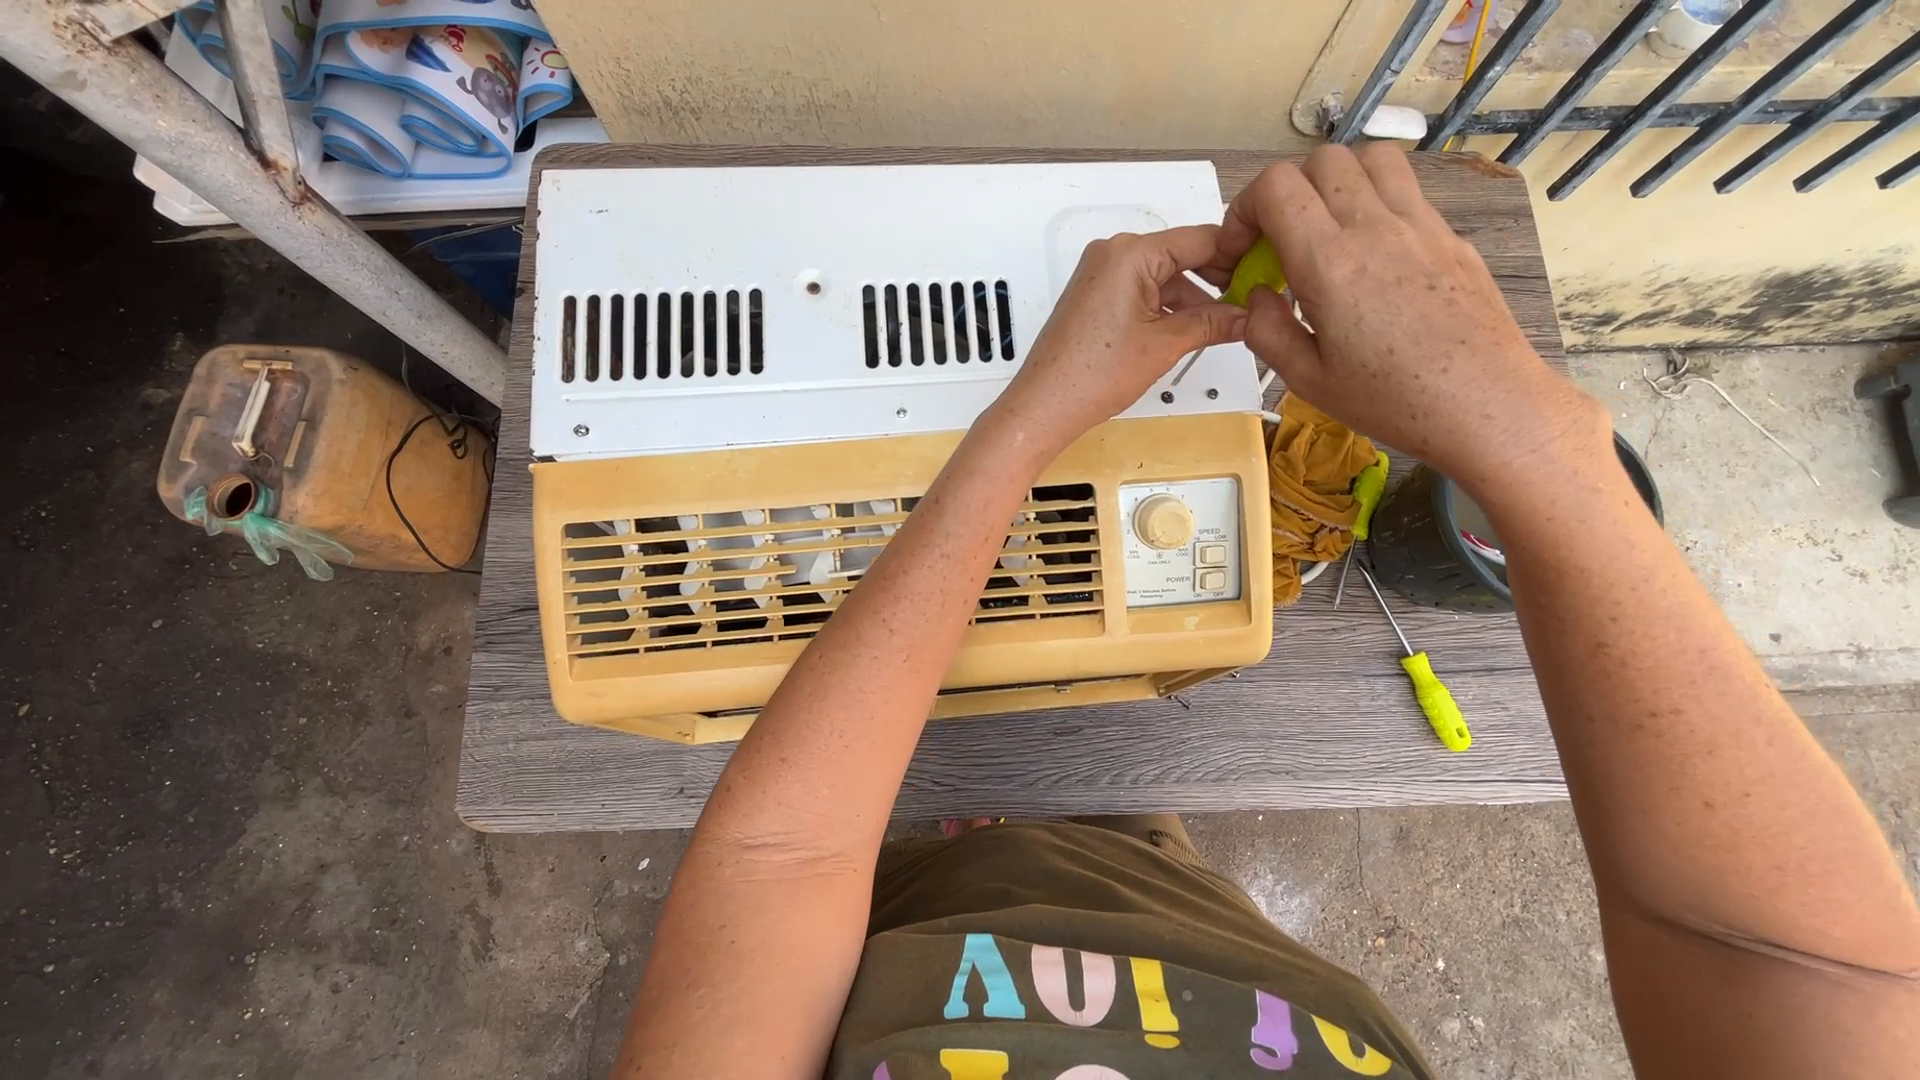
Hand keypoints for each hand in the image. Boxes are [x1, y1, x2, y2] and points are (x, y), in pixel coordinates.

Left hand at [991, 225, 1247, 452]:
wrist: (1046, 405)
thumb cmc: (1094, 374)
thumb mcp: (1165, 345)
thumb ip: (1212, 323)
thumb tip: (1247, 316)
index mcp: (1131, 252)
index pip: (1201, 238)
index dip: (1237, 255)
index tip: (1264, 272)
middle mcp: (1113, 252)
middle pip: (1181, 254)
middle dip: (1215, 278)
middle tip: (1249, 302)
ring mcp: (1099, 273)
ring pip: (1161, 275)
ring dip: (1191, 297)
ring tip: (1222, 325)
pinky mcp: (1093, 295)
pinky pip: (1140, 289)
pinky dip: (1165, 306)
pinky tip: (1187, 329)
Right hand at [1207, 143, 1605, 487]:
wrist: (1485, 405)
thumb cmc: (1392, 401)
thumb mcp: (1306, 380)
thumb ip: (1266, 330)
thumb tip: (1256, 296)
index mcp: (1330, 263)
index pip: (1277, 187)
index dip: (1245, 208)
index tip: (1243, 250)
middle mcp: (1376, 228)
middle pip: (1321, 160)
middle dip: (1286, 192)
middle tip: (1279, 241)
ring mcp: (1421, 225)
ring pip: (1370, 157)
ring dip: (1335, 182)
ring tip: (1326, 231)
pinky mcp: (1450, 236)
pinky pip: (1406, 190)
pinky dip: (1374, 201)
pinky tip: (1370, 254)